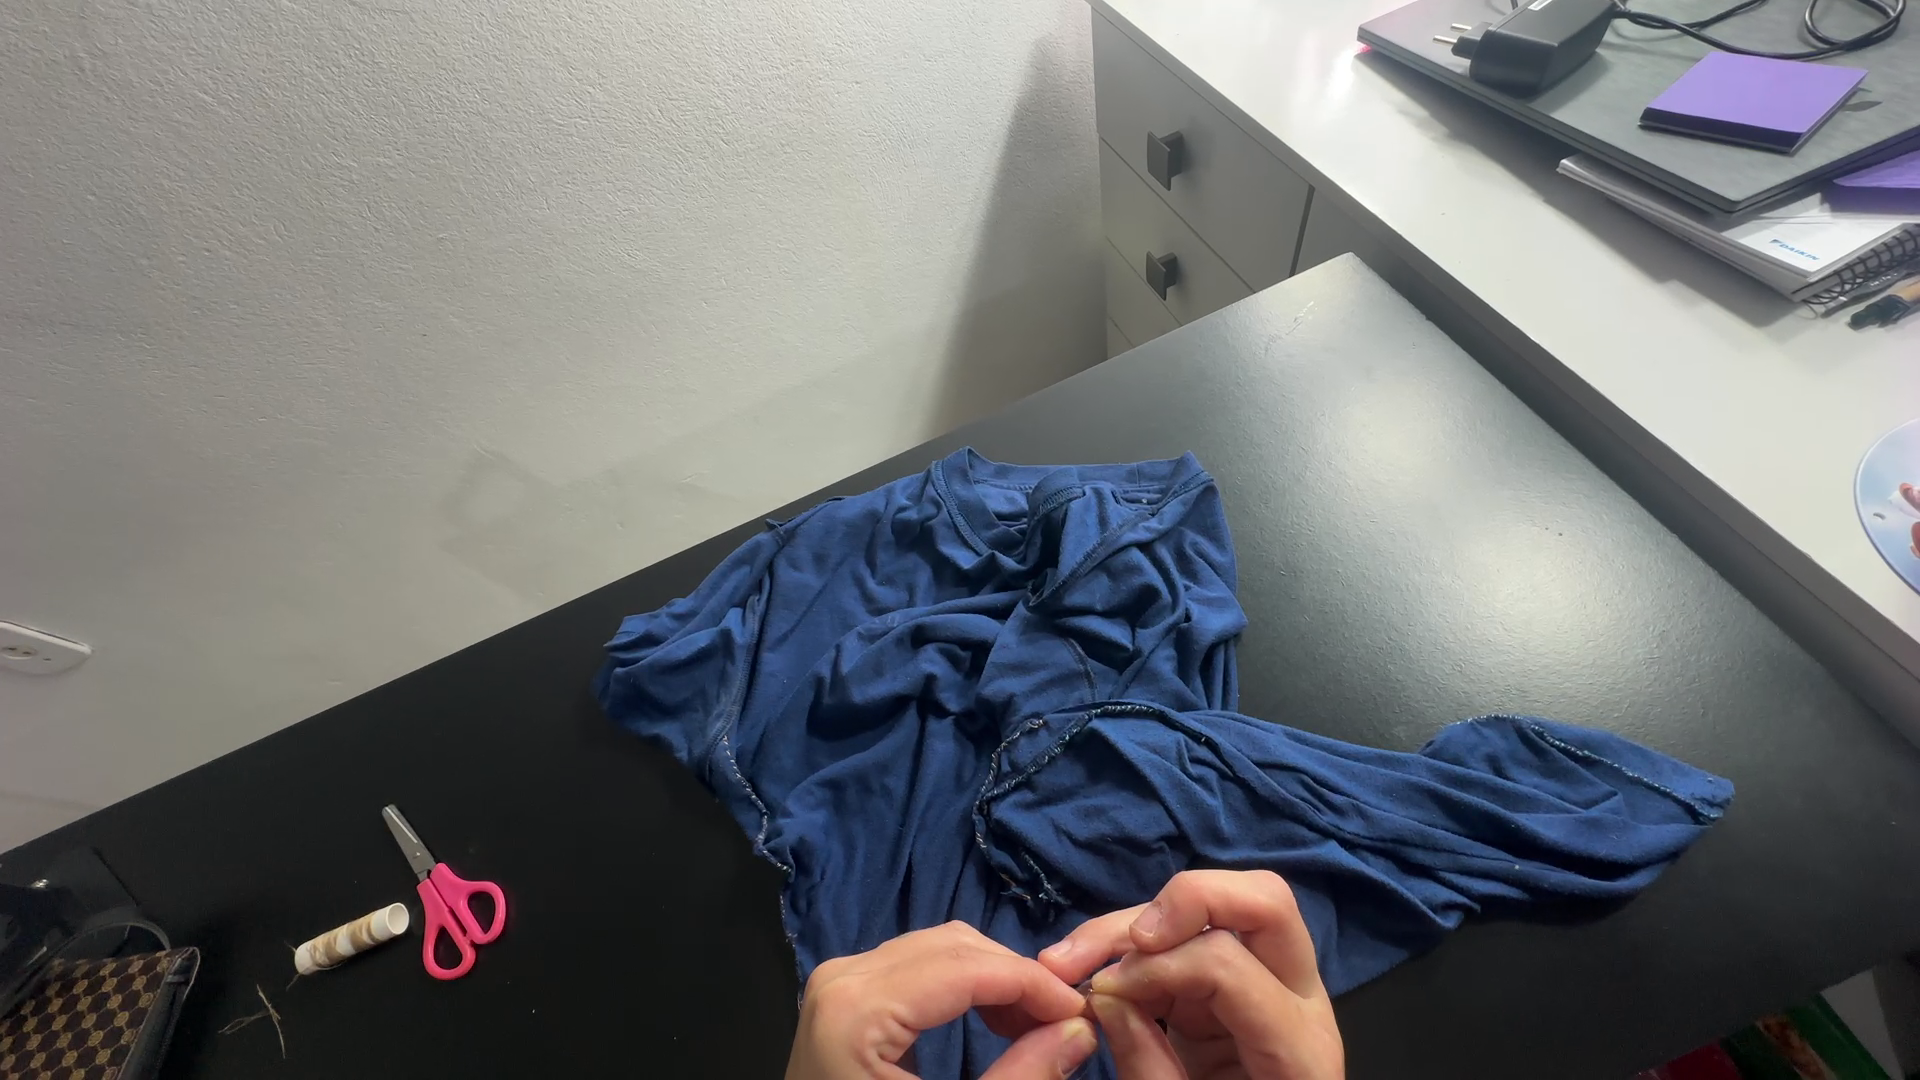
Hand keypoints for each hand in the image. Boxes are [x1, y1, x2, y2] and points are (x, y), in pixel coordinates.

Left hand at [785, 920, 1098, 1079]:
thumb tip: (1079, 1031)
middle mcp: (844, 974)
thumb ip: (1019, 1078)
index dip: (1031, 983)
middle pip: (954, 946)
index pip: (965, 966)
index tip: (1083, 1011)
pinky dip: (964, 983)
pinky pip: (918, 964)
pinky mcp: (845, 991)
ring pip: (939, 948)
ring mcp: (840, 978)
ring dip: (995, 978)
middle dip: (1016, 977)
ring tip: (1038, 1023)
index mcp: (857, 1008)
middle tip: (1066, 1021)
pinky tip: (996, 1017)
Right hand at [1038, 870, 1343, 1079]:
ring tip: (1067, 957)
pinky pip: (1178, 936)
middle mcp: (1297, 997)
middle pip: (1262, 899)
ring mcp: (1264, 979)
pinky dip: (1126, 943)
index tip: (1102, 992)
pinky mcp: (1226, 977)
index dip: (1159, 966)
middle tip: (1126, 938)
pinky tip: (1085, 963)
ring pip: (1212, 903)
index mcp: (1299, 1049)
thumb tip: (1105, 996)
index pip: (1229, 965)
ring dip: (1131, 921)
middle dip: (1183, 898)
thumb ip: (1150, 1067)